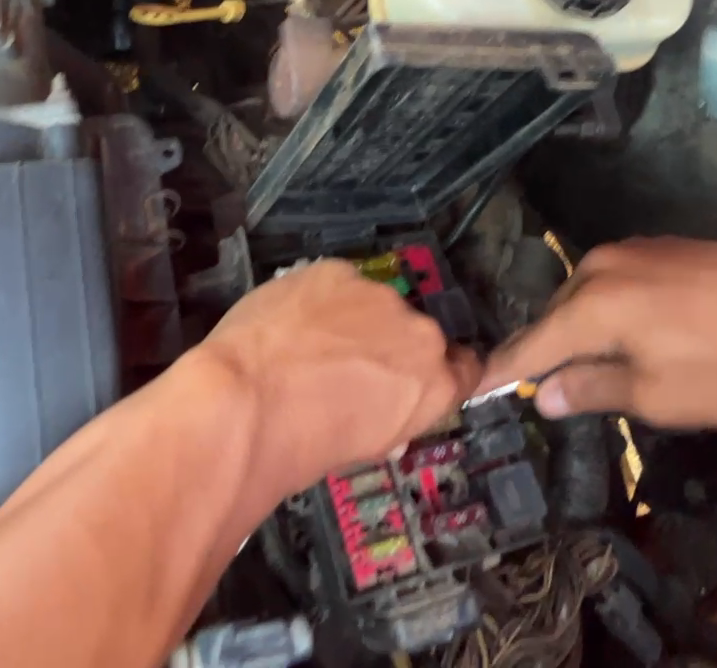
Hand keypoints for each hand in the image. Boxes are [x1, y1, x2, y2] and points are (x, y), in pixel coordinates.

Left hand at [193, 260, 482, 489]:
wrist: (253, 402)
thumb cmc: (307, 445)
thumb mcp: (365, 446)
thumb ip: (387, 415)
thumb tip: (376, 408)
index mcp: (436, 384)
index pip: (463, 367)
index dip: (435, 370)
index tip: (409, 375)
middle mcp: (419, 333)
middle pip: (411, 331)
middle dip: (384, 343)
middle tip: (344, 364)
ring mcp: (377, 295)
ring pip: (371, 302)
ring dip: (349, 317)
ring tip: (307, 341)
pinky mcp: (336, 270)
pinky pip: (335, 282)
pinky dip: (318, 297)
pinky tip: (290, 319)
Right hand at [479, 238, 716, 428]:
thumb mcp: (660, 397)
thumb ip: (592, 390)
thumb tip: (544, 394)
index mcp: (591, 305)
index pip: (529, 343)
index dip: (501, 369)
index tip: (473, 387)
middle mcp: (600, 266)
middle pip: (555, 315)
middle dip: (546, 349)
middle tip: (548, 386)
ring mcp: (634, 249)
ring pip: (585, 294)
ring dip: (582, 327)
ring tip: (600, 362)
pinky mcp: (666, 245)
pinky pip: (616, 280)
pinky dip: (611, 308)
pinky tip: (642, 330)